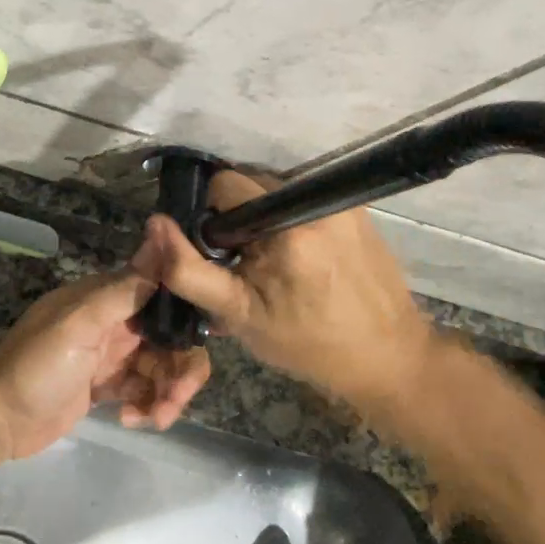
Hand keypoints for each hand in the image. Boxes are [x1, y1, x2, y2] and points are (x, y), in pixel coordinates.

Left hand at [0, 266, 212, 459]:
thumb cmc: (35, 367)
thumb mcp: (78, 325)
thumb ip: (122, 290)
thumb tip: (162, 238)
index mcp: (103, 297)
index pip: (160, 289)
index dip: (188, 307)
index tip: (211, 332)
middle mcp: (111, 321)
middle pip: (170, 334)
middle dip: (182, 366)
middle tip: (175, 397)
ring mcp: (109, 355)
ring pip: (162, 365)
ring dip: (167, 392)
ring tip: (155, 418)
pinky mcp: (105, 386)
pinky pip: (144, 390)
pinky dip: (147, 406)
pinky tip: (131, 420)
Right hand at [138, 171, 433, 411]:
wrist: (389, 359)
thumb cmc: (307, 344)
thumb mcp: (237, 314)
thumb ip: (187, 269)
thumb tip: (155, 223)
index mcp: (285, 225)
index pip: (224, 184)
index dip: (211, 217)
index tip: (223, 255)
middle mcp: (317, 201)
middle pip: (250, 184)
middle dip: (238, 217)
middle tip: (247, 263)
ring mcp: (343, 203)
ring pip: (276, 191)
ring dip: (264, 218)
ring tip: (275, 263)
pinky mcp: (358, 210)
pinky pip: (304, 201)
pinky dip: (291, 221)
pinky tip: (302, 259)